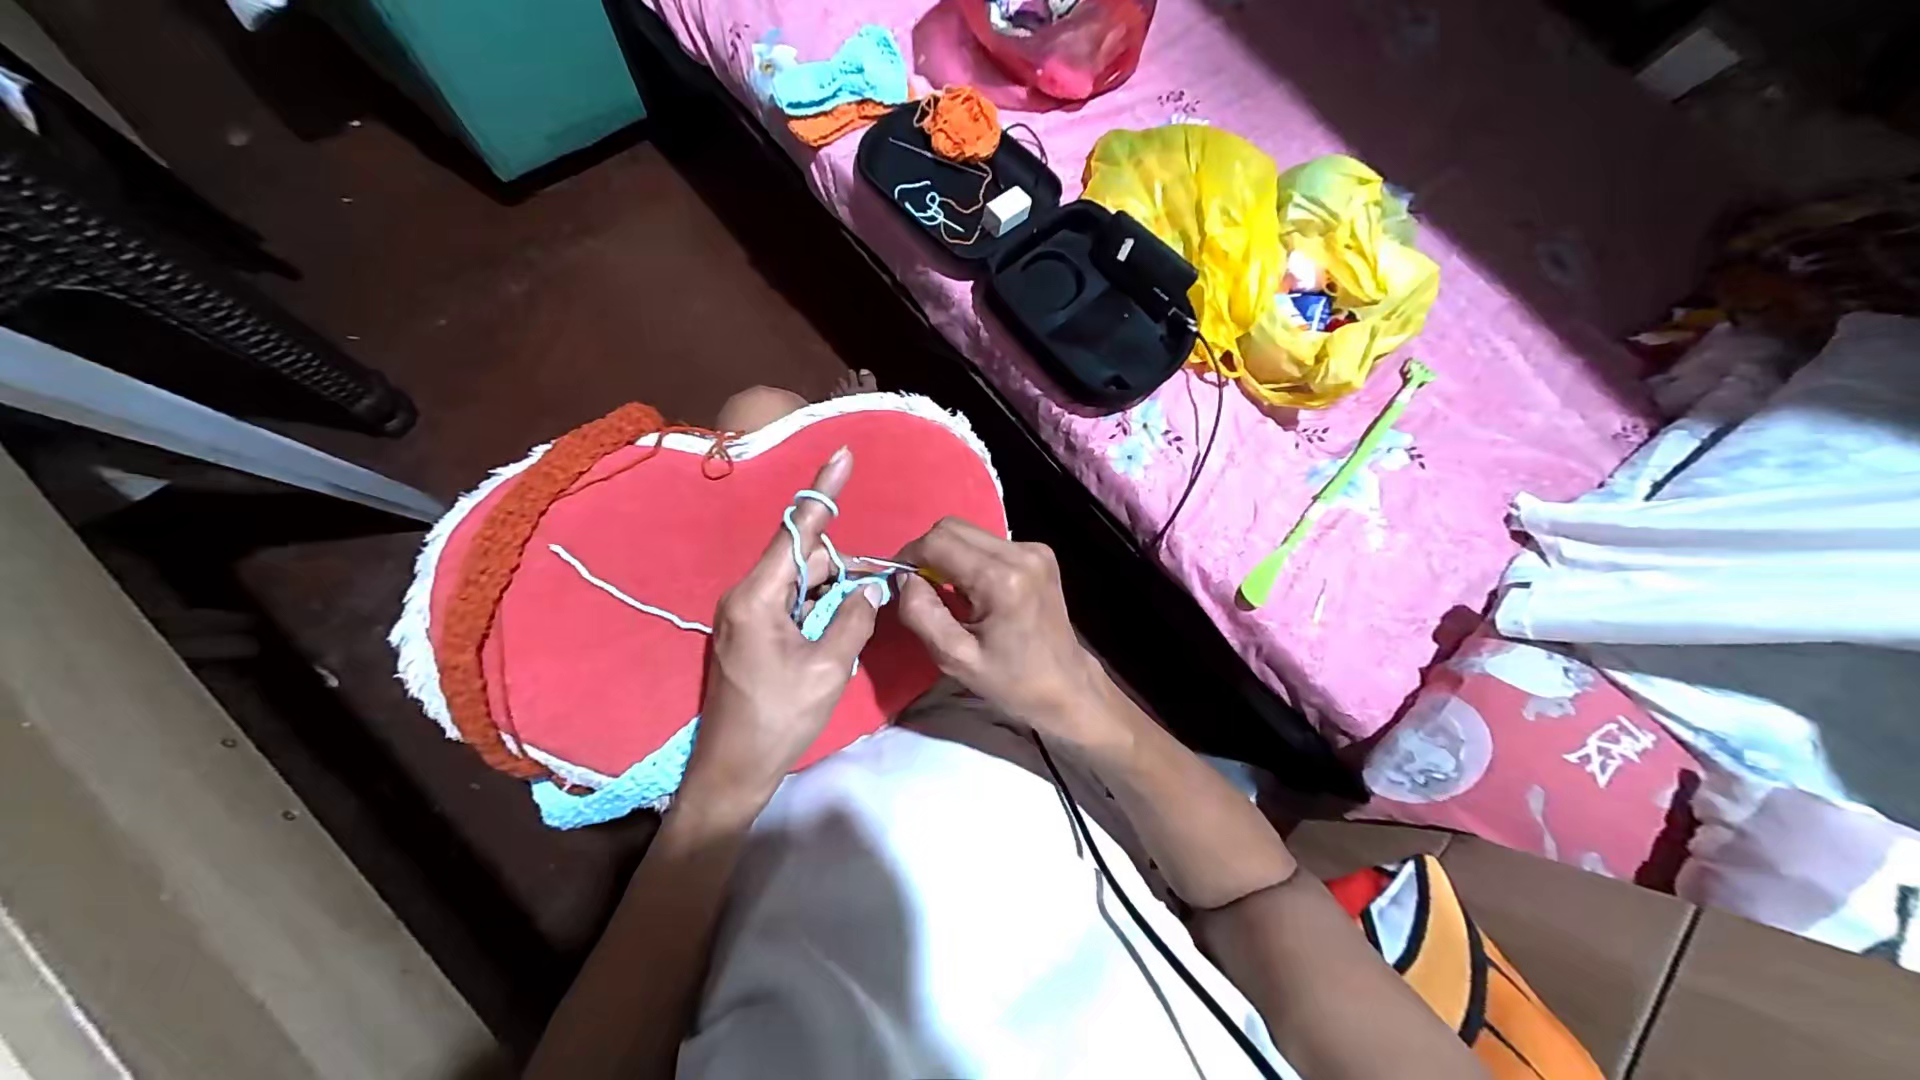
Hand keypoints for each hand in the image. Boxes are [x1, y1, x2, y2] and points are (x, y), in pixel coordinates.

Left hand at [679, 448, 881, 814]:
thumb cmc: (779, 719)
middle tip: (873, 595)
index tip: (842, 455)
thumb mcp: (828, 669)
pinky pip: (791, 603)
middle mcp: (746, 595)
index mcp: (759, 597)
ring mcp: (746, 613)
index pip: (796, 530)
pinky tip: (834, 633)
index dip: (823, 492)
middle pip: (802, 558)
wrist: (733, 769)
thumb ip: (853, 618)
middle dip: (840, 569)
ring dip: (831, 593)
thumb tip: (870, 587)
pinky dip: (818, 608)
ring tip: (853, 625)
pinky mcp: (750, 631)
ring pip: (800, 582)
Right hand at [894, 518, 1124, 752]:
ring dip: (949, 555)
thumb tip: (903, 577)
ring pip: (969, 531)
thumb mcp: (955, 658)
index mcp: (1000, 579)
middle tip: (921, 588)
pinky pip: (988, 543)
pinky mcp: (1039, 553)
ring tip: (948, 592)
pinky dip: (970, 559)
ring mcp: (1034, 549)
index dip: (909, 556)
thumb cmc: (1010, 681)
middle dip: (927, 552)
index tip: (900, 581)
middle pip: (952, 527)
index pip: (937, 542)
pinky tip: (974, 590)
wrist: (1066, 686)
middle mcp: (1020, 553)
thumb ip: (921, 614)